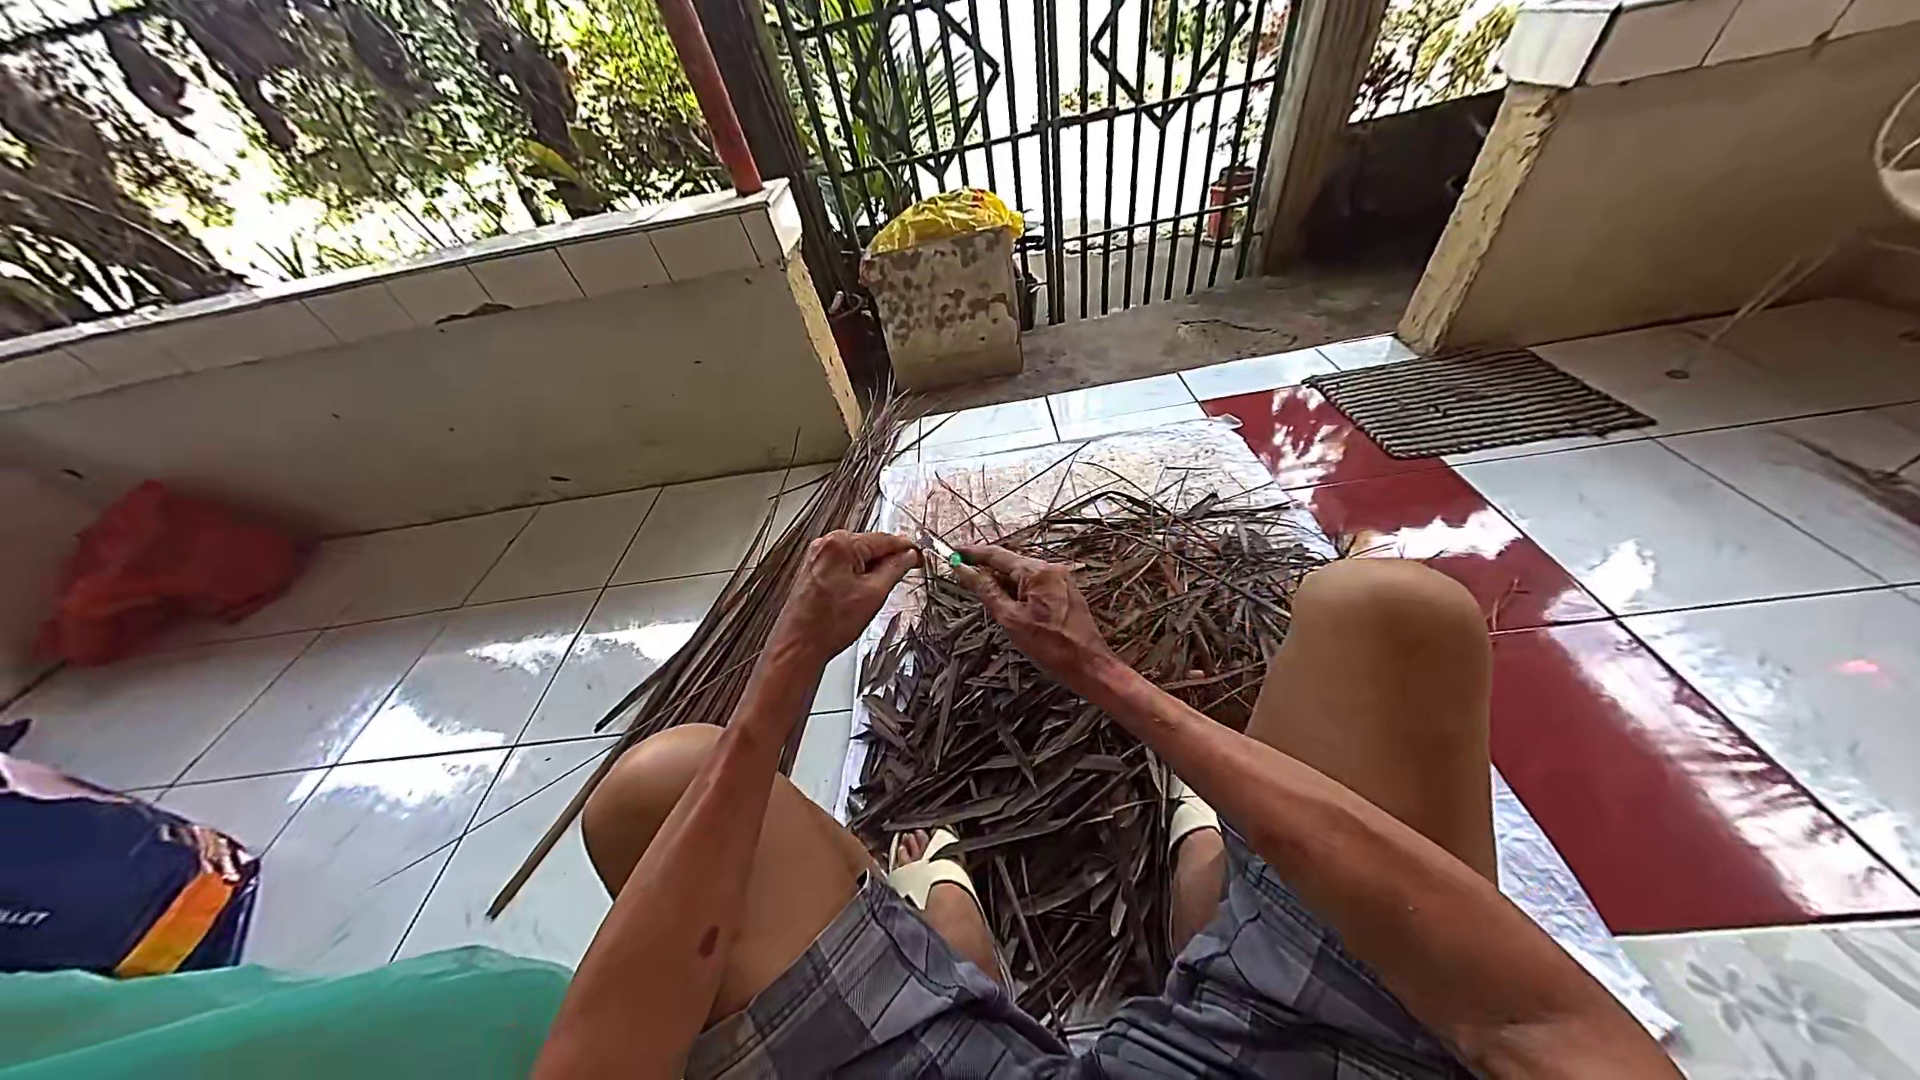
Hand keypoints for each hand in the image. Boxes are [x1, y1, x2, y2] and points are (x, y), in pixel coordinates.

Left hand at [770, 531, 920, 664]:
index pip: (883, 539)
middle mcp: (825, 545)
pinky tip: (863, 592)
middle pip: (869, 545)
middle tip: (907, 571)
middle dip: (888, 559)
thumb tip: (908, 556)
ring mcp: (817, 557)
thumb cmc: (828, 624)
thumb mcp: (874, 593)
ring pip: (857, 556)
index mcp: (840, 544)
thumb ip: (895, 568)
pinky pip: (844, 564)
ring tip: (882, 590)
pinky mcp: (814, 570)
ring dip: (873, 568)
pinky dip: (858, 574)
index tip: (919, 555)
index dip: (906, 548)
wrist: (799, 645)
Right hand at [952, 544, 1117, 694]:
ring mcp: (1060, 579)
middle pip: (1009, 563)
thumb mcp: (1010, 619)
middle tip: (963, 576)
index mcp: (1037, 571)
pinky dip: (1018, 591)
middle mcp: (1050, 568)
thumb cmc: (1050, 646)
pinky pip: (1034, 584)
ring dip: (1002, 583)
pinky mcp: (1065, 591)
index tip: (953, 552)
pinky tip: (1009, 606)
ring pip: (1022, 575)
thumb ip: (986, 591)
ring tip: (986, 598)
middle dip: (986, 570)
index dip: (972, 553)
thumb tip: (965, 571)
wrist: (1088, 665)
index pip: (996, 555)